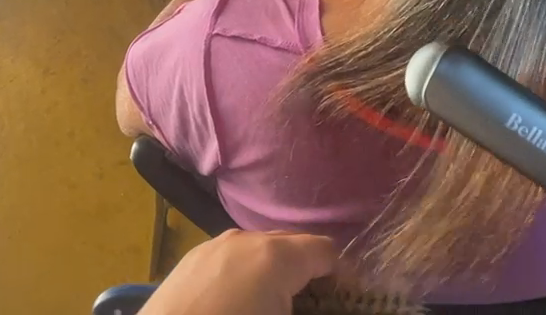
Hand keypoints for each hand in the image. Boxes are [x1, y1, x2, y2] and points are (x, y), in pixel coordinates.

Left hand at [143, 231, 337, 314]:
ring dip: (279, 276)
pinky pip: (234, 260)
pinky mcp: (192, 260)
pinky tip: (243, 305)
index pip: (326, 251)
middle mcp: (246, 238)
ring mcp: (215, 245)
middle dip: (313, 275)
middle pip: (294, 246)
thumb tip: (331, 306)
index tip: (353, 303)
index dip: (345, 278)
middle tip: (322, 307)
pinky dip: (249, 277)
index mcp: (275, 255)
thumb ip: (311, 311)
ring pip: (261, 251)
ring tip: (281, 307)